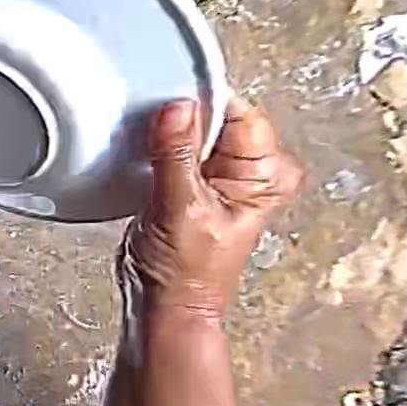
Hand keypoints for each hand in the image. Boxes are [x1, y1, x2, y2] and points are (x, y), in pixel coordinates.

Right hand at [121, 98, 301, 321]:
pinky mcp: (186, 183)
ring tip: (143, 155)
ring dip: (160, 138)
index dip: (201, 107)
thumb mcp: (181, 209)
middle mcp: (247, 171)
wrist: (164, 300)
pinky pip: (169, 151)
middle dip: (177, 122)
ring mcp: (215, 177)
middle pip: (213, 121)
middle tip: (148, 134)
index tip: (165, 105)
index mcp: (266, 173)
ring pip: (188, 135)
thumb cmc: (187, 272)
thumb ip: (177, 156)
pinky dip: (150, 151)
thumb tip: (178, 109)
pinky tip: (140, 161)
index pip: (239, 115)